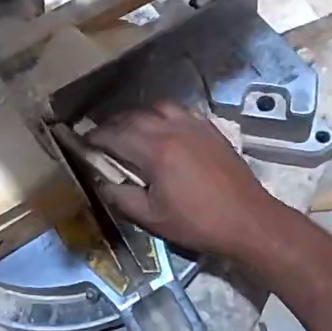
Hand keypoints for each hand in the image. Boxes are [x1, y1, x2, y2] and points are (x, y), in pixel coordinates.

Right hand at [88, 102, 285, 258]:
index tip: (83, 143)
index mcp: (155, 151)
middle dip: (112, 125)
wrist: (249, 221)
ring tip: (129, 130)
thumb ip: (121, 197)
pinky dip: (163, 115)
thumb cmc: (197, 223)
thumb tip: (103, 183)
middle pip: (133, 117)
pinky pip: (180, 111)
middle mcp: (173, 130)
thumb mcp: (151, 218)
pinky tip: (162, 128)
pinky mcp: (210, 130)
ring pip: (157, 107)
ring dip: (137, 116)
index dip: (95, 138)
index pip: (114, 135)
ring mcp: (194, 126)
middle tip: (100, 139)